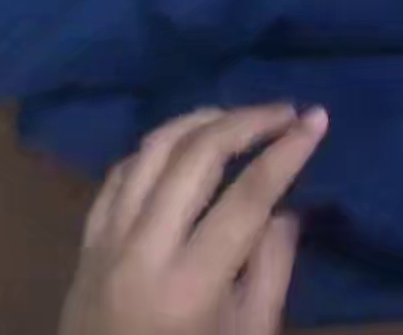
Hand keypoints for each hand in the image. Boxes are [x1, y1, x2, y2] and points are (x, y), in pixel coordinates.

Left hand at [58, 105, 329, 334]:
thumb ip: (273, 265)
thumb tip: (284, 204)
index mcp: (188, 289)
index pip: (248, 195)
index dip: (288, 150)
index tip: (318, 117)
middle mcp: (140, 255)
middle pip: (197, 156)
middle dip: (249, 121)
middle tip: (286, 112)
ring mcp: (104, 246)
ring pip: (154, 148)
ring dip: (203, 120)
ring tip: (240, 118)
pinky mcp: (84, 246)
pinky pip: (121, 172)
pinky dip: (159, 147)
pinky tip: (188, 144)